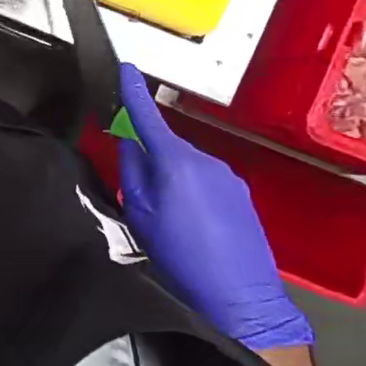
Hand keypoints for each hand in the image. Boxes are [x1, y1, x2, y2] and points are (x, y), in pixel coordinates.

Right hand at [116, 63, 312, 351]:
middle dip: (147, 156)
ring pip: (185, 163)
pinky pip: (205, 179)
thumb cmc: (181, 258)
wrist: (241, 297)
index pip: (148, 117)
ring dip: (169, 177)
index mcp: (176, 162)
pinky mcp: (240, 194)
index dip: (133, 92)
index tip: (125, 68)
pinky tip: (188, 223)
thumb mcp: (140, 214)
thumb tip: (129, 142)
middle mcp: (206, 160)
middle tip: (136, 193)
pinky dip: (189, 190)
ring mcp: (227, 176)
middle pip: (165, 144)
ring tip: (164, 218)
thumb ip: (132, 171)